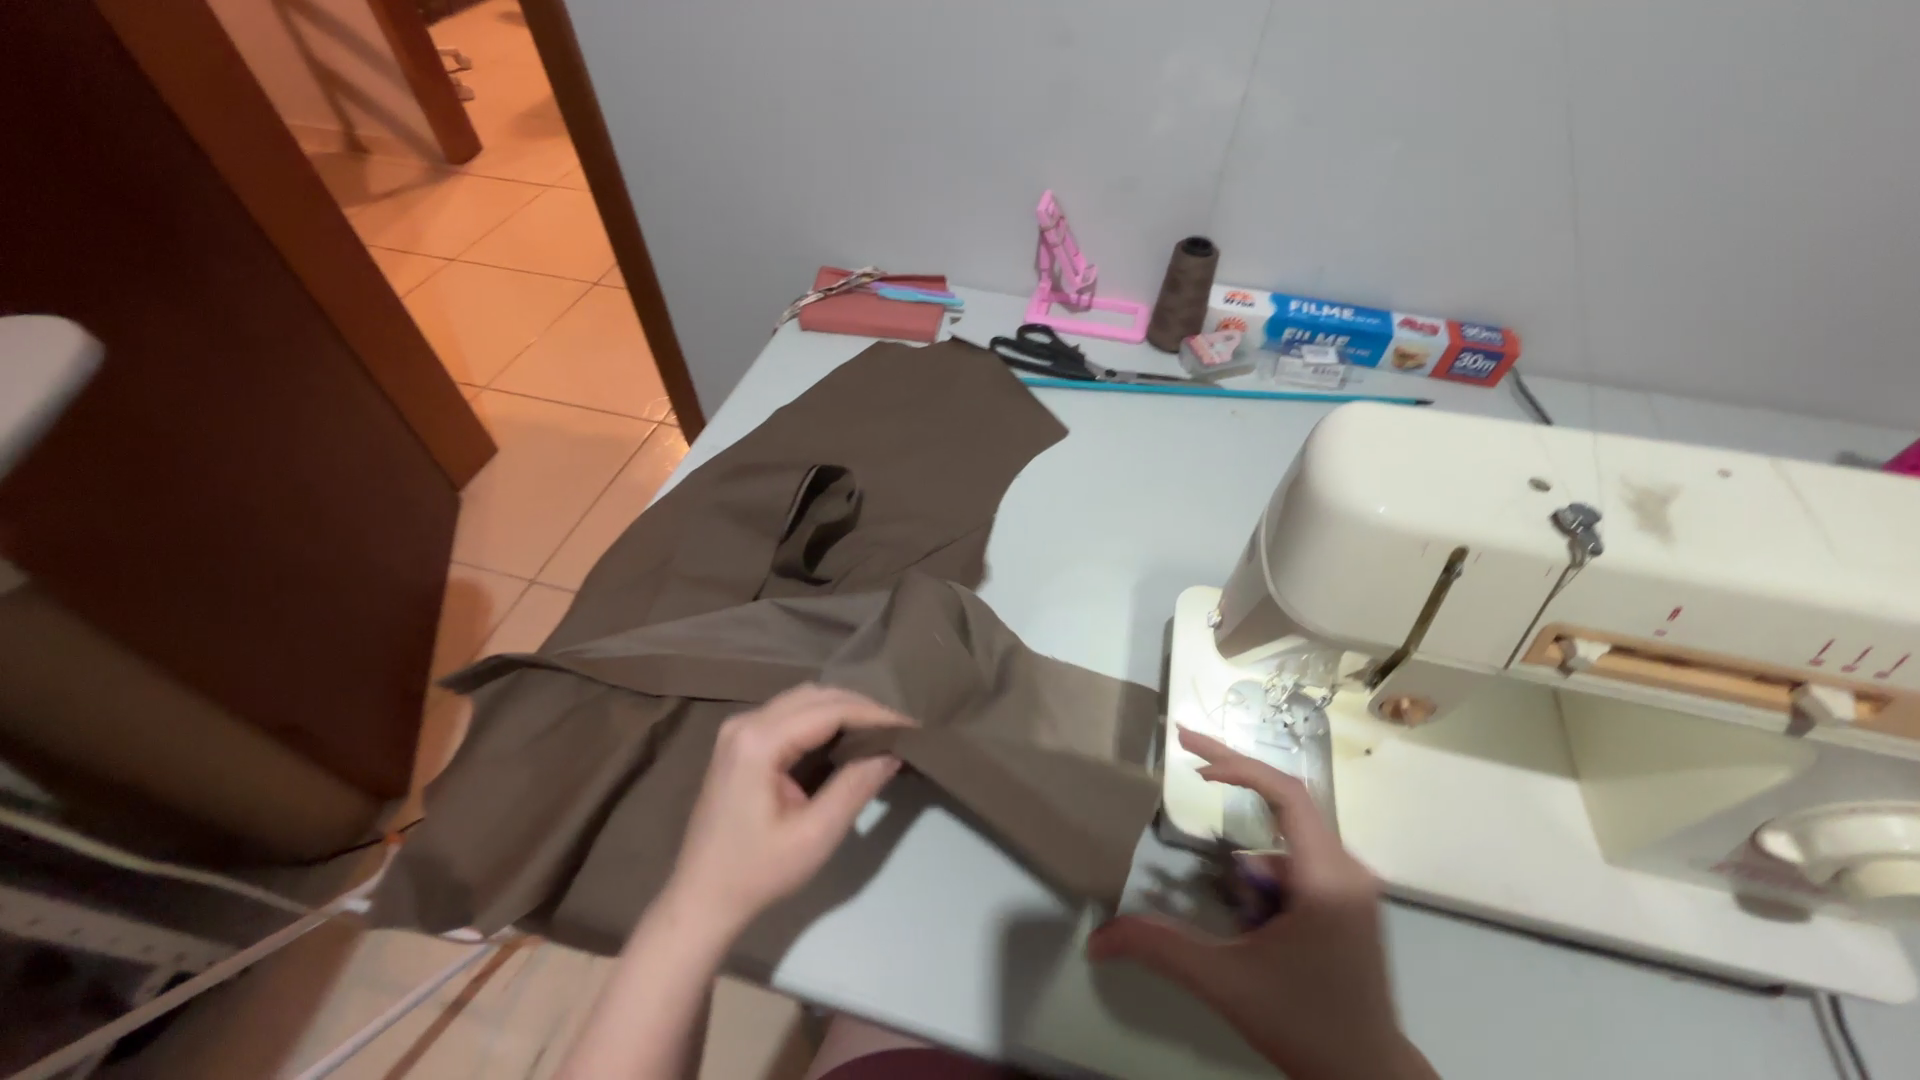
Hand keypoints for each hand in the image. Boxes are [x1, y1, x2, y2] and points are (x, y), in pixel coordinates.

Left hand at [664, 685, 912, 936]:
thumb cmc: (758, 872)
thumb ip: (856, 785)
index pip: (829, 710)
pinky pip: (789, 715)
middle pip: (814, 696)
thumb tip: (893, 751)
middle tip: (900, 728)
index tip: (911, 726)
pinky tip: (847, 736)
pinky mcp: (739, 743)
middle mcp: (745, 723)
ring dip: (843, 710)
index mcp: (758, 742)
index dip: (874, 714)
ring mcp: (738, 730)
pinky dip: (822, 719)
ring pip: (802, 700)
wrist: (701, 898)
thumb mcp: (816, 834)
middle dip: (862, 707)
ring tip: (880, 730)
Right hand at [1087, 728, 1437, 1079]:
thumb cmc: (1304, 1026)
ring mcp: (1353, 885)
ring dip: (1250, 869)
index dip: (1239, 766)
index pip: (1286, 795)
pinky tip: (1260, 931)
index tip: (1191, 757)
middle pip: (1286, 804)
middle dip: (1235, 781)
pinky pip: (1297, 866)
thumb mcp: (1224, 983)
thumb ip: (1160, 949)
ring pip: (1285, 844)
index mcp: (1327, 879)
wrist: (1369, 1077)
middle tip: (1186, 753)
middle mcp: (1348, 870)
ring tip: (1245, 929)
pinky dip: (1264, 881)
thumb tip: (1097, 938)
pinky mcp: (1349, 900)